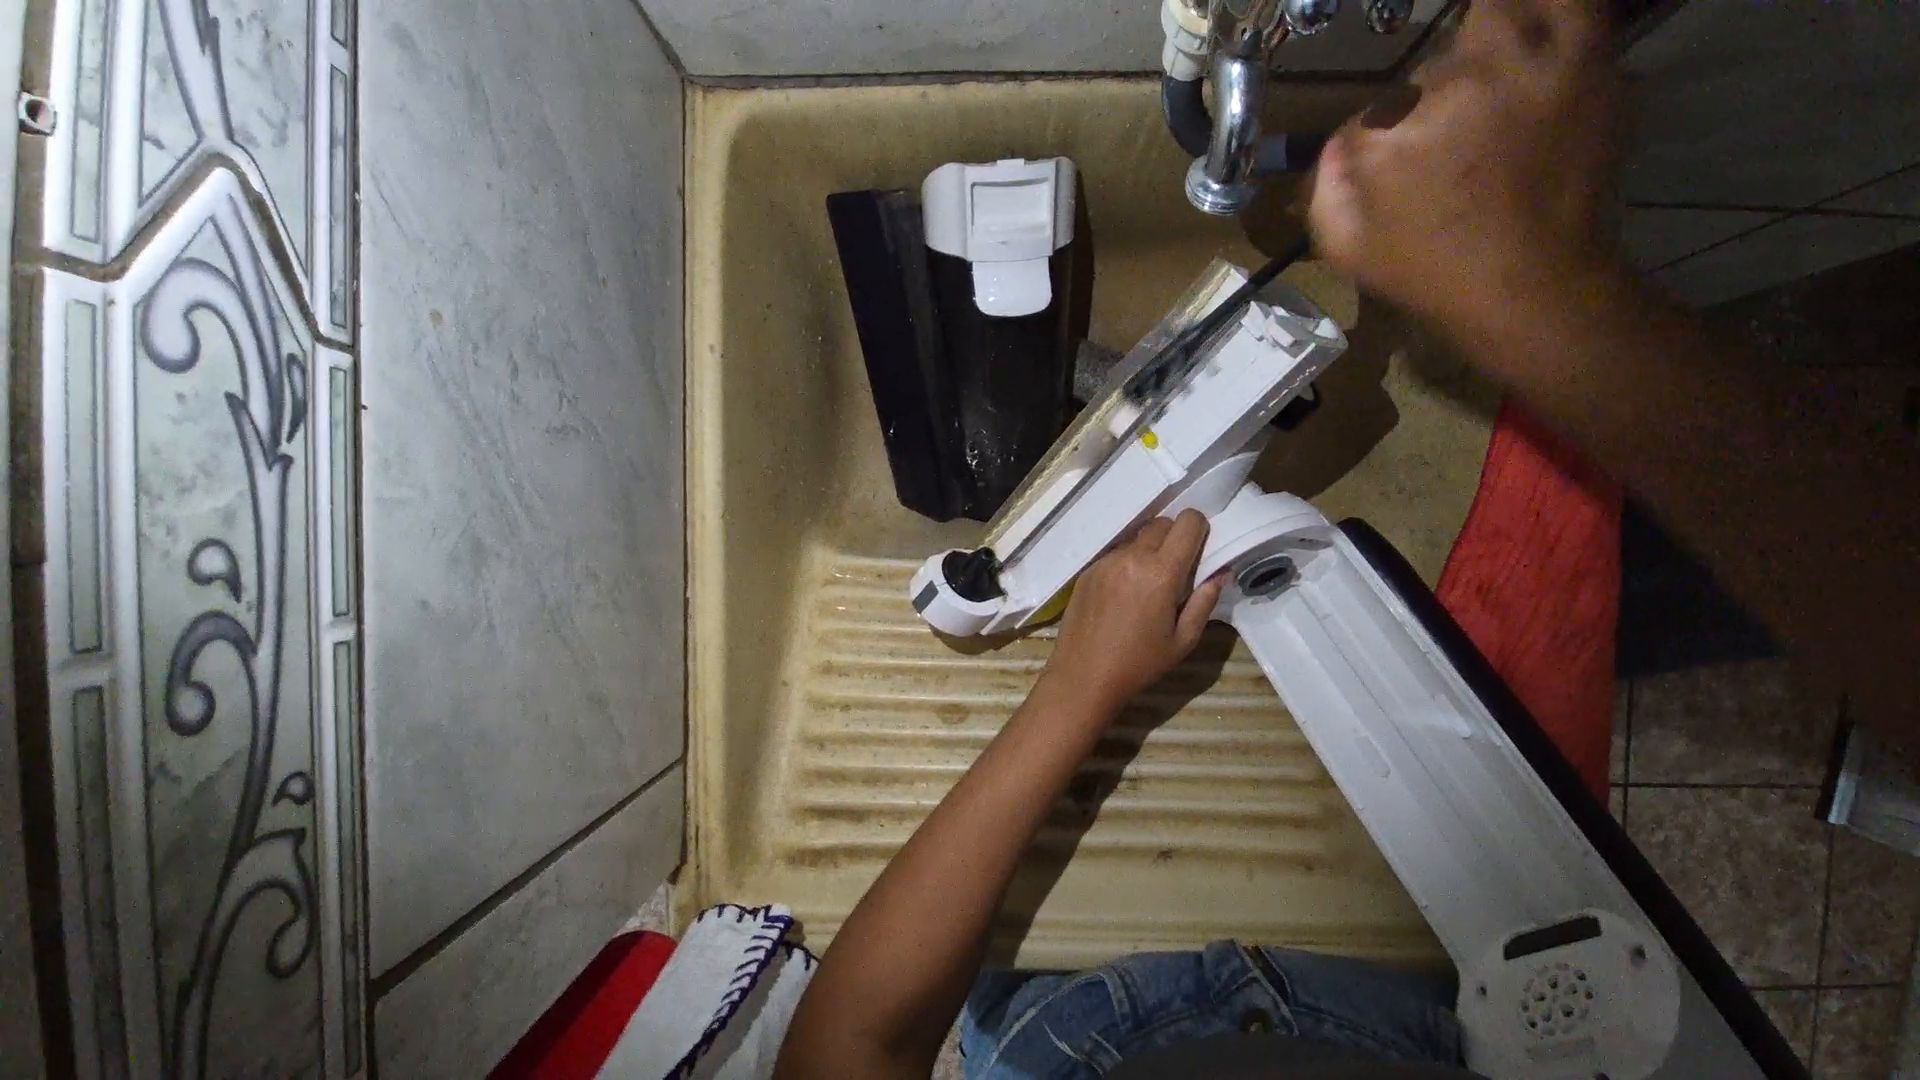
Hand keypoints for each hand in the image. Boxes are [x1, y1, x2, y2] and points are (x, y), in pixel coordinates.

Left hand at [1042, 510, 1226, 714]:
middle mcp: (1131, 557)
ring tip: (1149, 584)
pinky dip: (1127, 562)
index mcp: (1160, 572)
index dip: (1199, 528)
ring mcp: (1105, 562)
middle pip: (1162, 523)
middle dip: (1176, 538)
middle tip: (1178, 569)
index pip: (1187, 522)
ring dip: (1149, 549)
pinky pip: (1115, 553)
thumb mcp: (1183, 640)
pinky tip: (1124, 593)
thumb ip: (1205, 602)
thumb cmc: (1139, 664)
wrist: (1083, 676)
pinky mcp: (1087, 571)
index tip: (1201, 547)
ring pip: (1136, 537)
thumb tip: (1220, 573)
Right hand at [1306, 0, 1621, 340]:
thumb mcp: (1346, 248)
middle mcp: (1454, 86)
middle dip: (1426, 105)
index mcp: (1390, 132)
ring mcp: (1526, 66)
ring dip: (1480, 51)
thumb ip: (1322, 188)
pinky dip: (1543, 14)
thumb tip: (1333, 144)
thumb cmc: (1431, 275)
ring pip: (1491, 17)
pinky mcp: (1585, 61)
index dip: (1375, 142)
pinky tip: (1528, 40)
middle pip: (1427, 69)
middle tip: (1444, 146)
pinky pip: (1568, 5)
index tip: (1390, 172)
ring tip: (1484, 92)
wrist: (1530, 287)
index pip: (1369, 113)